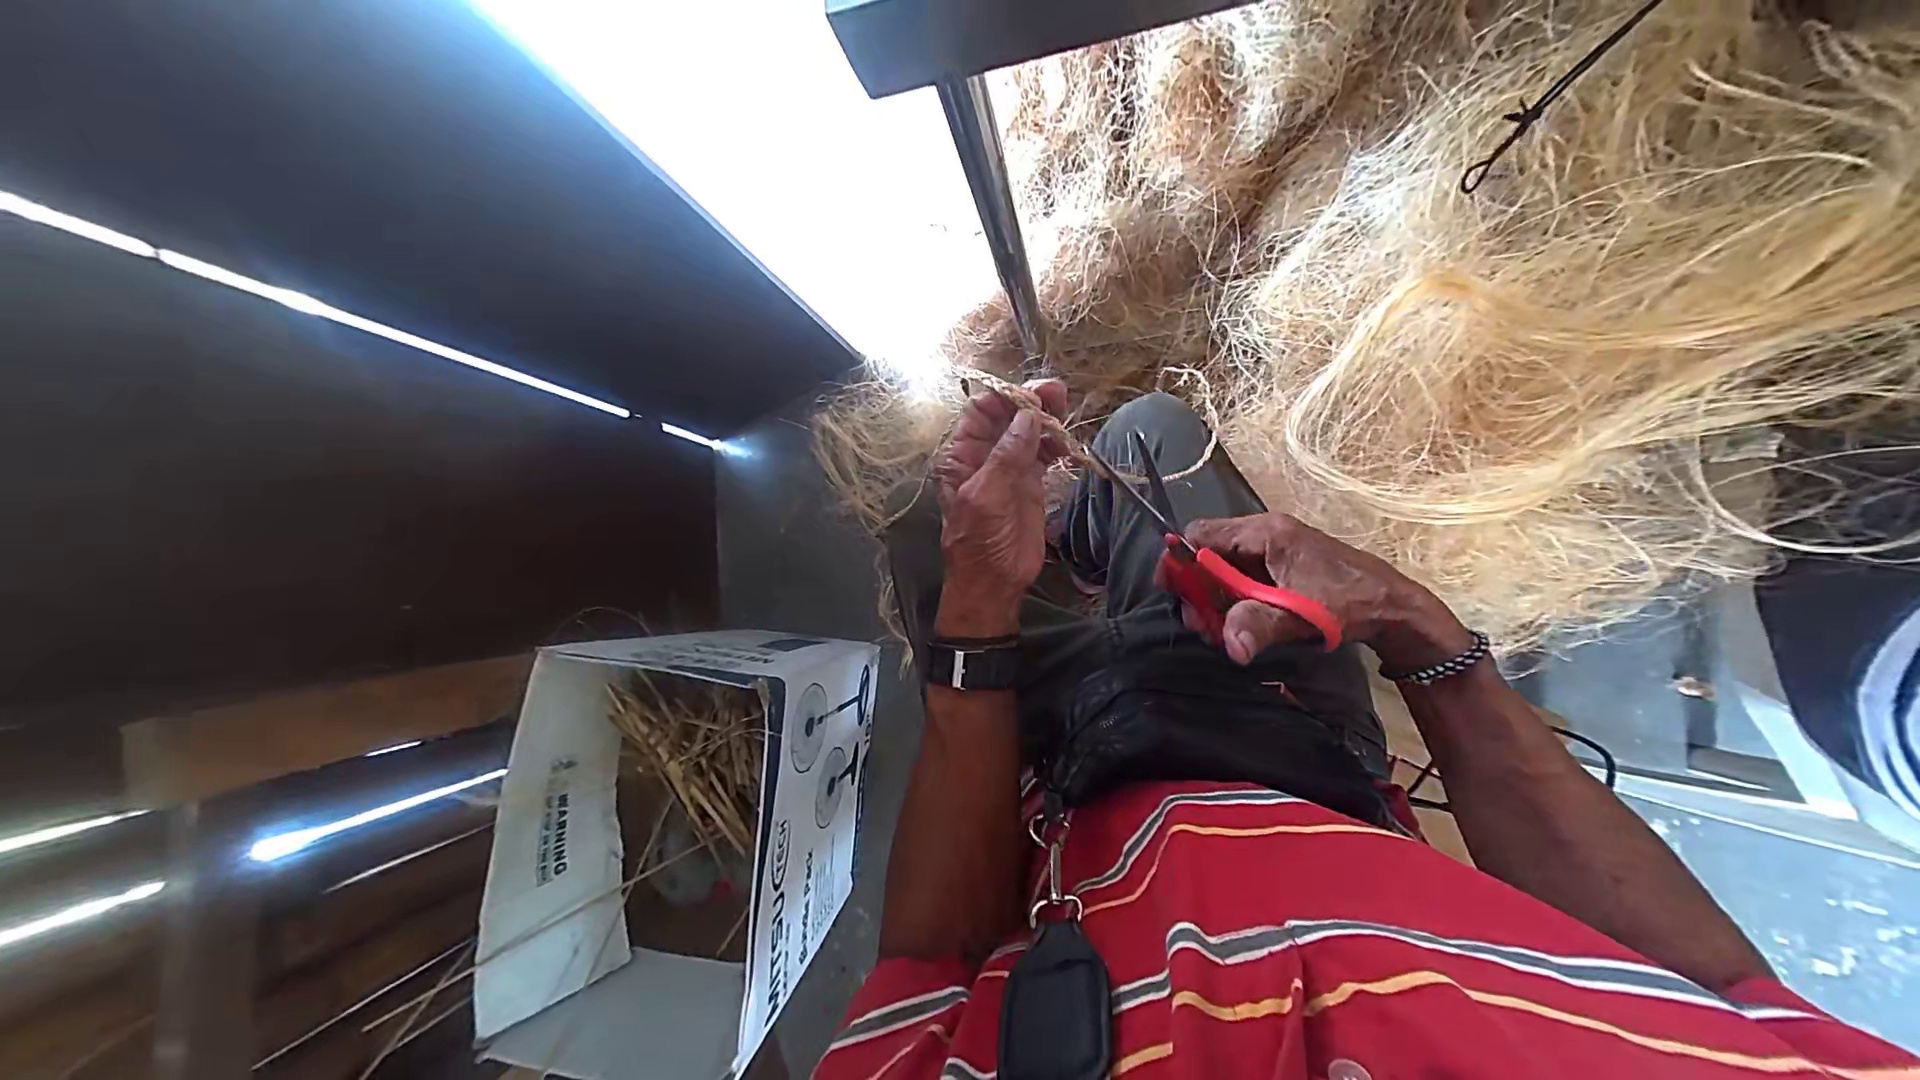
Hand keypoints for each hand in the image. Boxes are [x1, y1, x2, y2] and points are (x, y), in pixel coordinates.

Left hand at [936, 380, 1068, 635]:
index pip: (981, 413)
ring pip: (1028, 432)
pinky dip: (1054, 443)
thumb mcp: (986, 497)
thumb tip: (1028, 417)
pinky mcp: (1030, 483)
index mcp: (962, 456)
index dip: (1005, 398)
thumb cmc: (980, 543)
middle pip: (1008, 417)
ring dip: (1046, 419)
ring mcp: (1009, 468)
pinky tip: (1065, 443)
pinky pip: (1042, 453)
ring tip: (1065, 411)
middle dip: (1031, 402)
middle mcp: (984, 456)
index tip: (1032, 392)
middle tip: (1057, 393)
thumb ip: (1006, 457)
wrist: (995, 584)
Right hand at [1168, 513, 1473, 668]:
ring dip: (1213, 600)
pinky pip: (1239, 579)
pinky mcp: (1278, 569)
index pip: (1201, 533)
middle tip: (1199, 623)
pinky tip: (1238, 624)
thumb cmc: (1351, 603)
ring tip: (1219, 630)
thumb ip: (1260, 625)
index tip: (1171, 591)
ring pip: (1221, 569)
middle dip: (1196, 589)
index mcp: (1266, 532)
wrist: (1397, 610)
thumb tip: (1229, 647)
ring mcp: (1271, 552)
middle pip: (1207, 553)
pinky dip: (1231, 602)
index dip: (1179, 560)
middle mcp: (1264, 535)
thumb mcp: (1302, 614)